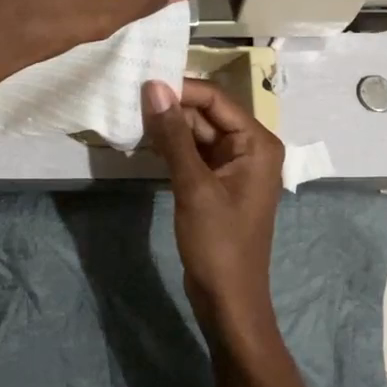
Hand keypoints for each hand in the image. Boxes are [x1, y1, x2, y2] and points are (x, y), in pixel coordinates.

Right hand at [143, 79, 285, 331]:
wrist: (228, 302)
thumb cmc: (218, 244)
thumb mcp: (193, 186)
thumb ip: (173, 135)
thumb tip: (153, 87)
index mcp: (257, 143)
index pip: (216, 99)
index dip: (181, 89)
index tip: (141, 84)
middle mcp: (250, 148)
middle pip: (207, 114)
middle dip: (171, 108)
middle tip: (129, 100)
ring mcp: (234, 167)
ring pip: (197, 133)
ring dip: (168, 128)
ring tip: (131, 118)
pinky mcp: (217, 184)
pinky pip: (194, 154)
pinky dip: (172, 149)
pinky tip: (144, 144)